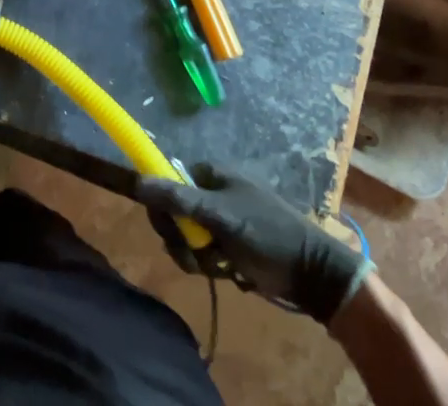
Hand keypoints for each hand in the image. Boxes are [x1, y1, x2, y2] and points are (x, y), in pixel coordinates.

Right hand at [134, 163, 371, 324]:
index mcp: (211, 175)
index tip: (168, 222)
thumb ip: (178, 198)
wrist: (310, 272)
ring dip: (193, 254)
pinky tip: (225, 270)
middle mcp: (211, 194)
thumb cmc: (267, 233)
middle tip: (197, 248)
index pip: (167, 179)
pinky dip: (206, 264)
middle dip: (180, 235)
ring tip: (216, 263)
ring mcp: (218, 222)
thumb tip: (137, 181)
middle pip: (171, 211)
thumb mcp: (220, 215)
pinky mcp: (225, 246)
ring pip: (183, 236)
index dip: (162, 201)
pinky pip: (198, 253)